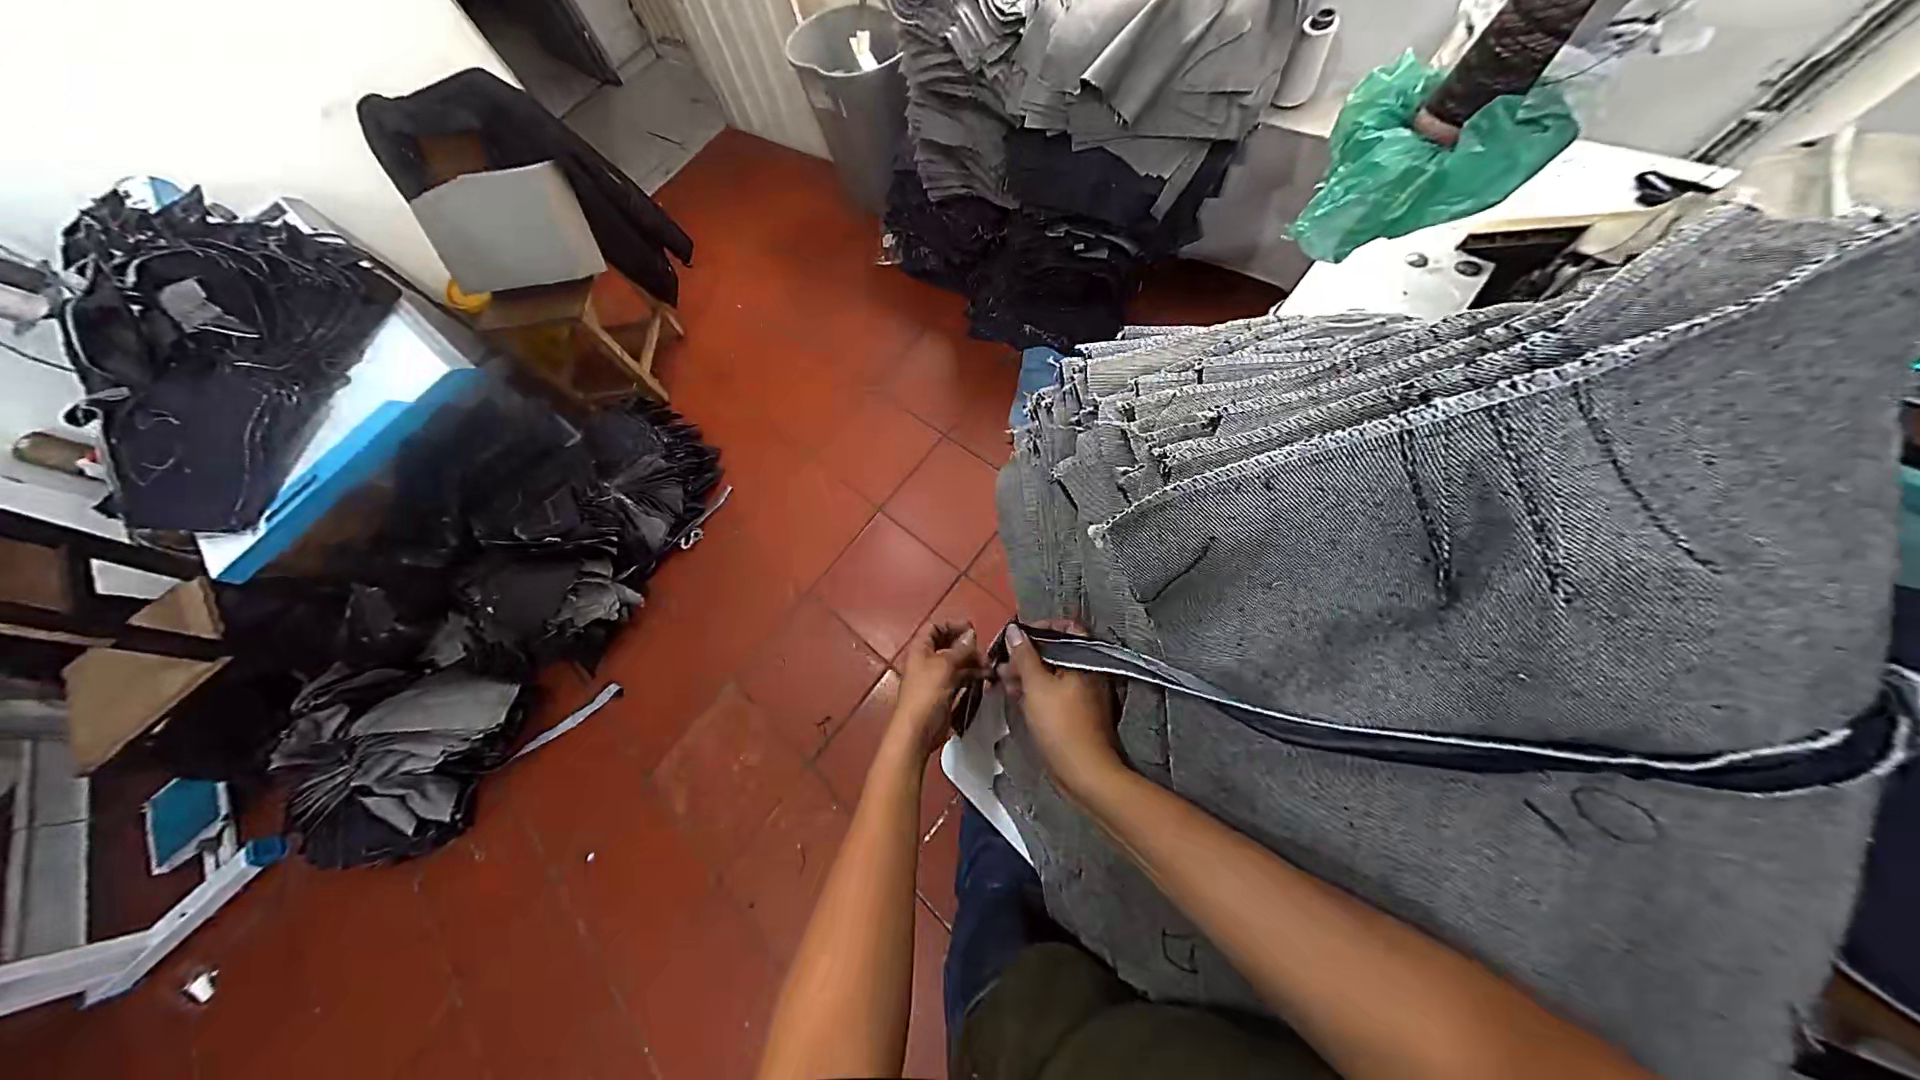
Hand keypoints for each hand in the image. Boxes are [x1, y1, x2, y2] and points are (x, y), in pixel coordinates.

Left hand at [893, 622, 984, 757]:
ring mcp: (936, 677)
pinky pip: (960, 678)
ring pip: (957, 662)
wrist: (919, 730)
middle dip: (967, 646)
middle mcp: (927, 660)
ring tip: (989, 667)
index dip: (951, 625)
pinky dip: (972, 676)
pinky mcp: (945, 692)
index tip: (972, 628)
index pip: (934, 628)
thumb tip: (971, 635)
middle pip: (948, 645)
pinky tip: (986, 678)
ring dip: (973, 662)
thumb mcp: (944, 665)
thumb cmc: (927, 692)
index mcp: (920, 649)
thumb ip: (960, 649)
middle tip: (984, 652)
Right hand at [1000, 621, 1123, 796]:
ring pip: (1051, 673)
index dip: (1042, 628)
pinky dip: (1035, 691)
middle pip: (1055, 652)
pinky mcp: (1074, 712)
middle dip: (1026, 655)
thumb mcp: (1036, 686)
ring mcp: (1082, 693)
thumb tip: (1014, 629)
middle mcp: (1087, 671)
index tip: (1018, 635)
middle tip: (1003, 664)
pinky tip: (1015, 697)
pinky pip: (1053, 692)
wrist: (1084, 772)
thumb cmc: (1060, 724)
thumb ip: (1024, 655)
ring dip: (1026, 674)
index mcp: (1084, 659)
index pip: (1066, 629)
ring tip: (1003, 681)